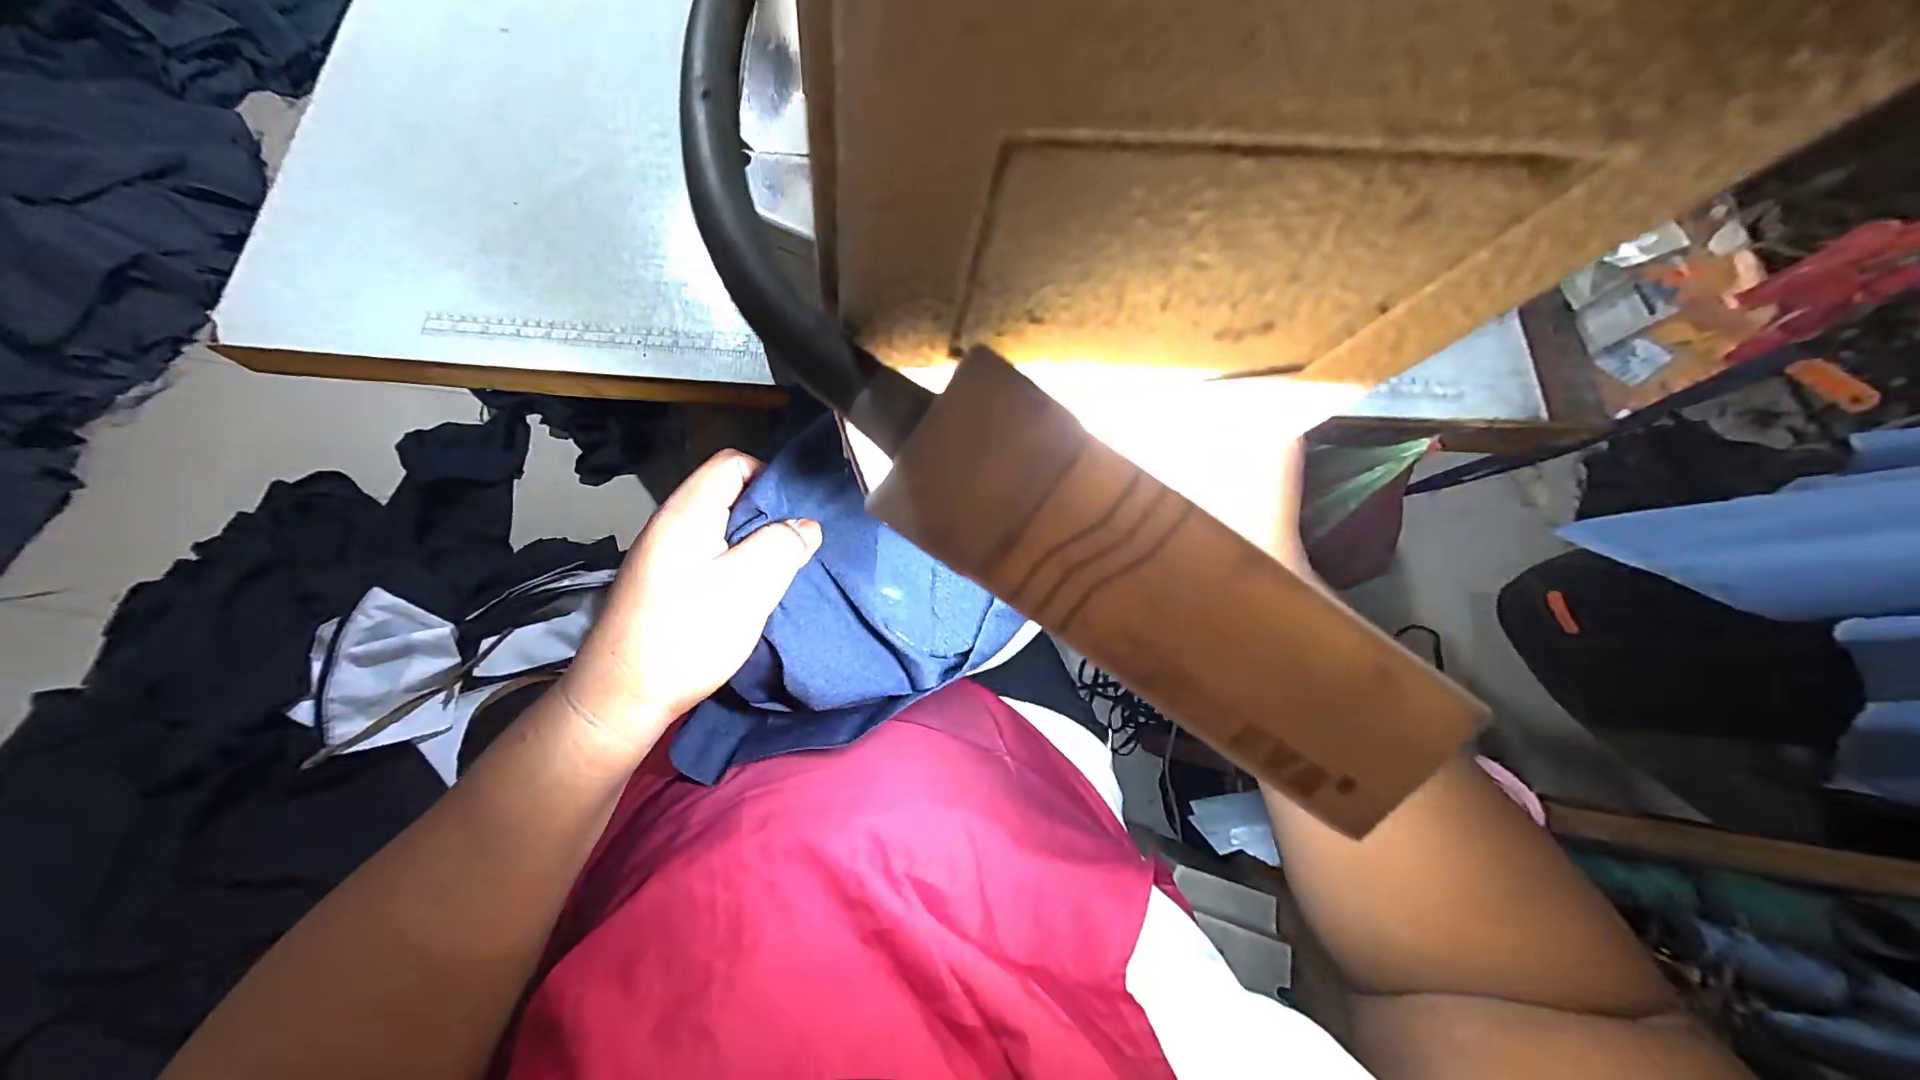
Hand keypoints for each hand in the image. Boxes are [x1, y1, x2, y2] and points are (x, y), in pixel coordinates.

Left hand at [558, 450, 820, 755]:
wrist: (621, 698)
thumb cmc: (684, 637)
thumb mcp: (747, 587)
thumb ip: (782, 547)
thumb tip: (805, 526)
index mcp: (687, 513)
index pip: (732, 463)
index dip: (770, 477)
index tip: (796, 514)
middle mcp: (671, 525)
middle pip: (729, 494)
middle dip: (768, 514)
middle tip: (796, 546)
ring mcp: (665, 555)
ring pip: (723, 528)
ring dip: (754, 543)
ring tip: (779, 571)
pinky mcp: (666, 583)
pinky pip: (712, 556)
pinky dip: (737, 565)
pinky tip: (751, 593)